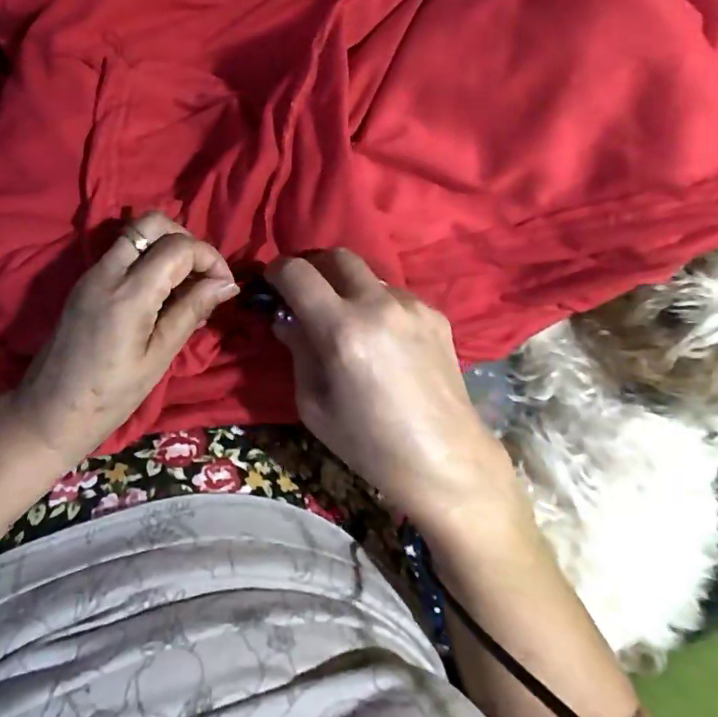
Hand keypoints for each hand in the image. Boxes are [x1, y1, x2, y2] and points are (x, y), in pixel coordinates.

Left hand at [12, 213, 237, 457]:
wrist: (49, 412)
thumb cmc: (110, 396)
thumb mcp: (158, 357)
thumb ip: (191, 311)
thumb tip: (226, 284)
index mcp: (128, 294)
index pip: (178, 247)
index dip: (210, 258)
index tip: (225, 286)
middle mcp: (107, 272)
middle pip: (152, 222)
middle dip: (186, 239)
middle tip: (202, 275)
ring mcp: (91, 273)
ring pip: (134, 233)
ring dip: (166, 246)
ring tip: (185, 286)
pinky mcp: (84, 282)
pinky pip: (121, 253)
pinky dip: (147, 259)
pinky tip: (161, 295)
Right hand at [267, 249, 520, 535]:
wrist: (445, 460)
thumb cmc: (368, 443)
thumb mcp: (313, 404)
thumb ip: (297, 351)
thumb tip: (286, 319)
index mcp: (342, 330)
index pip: (297, 272)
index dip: (276, 271)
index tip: (271, 283)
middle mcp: (378, 305)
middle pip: (337, 256)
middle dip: (314, 267)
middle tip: (305, 294)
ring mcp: (412, 307)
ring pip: (369, 275)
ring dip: (348, 288)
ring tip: (347, 322)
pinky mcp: (436, 316)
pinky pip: (394, 296)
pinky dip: (377, 305)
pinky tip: (381, 340)